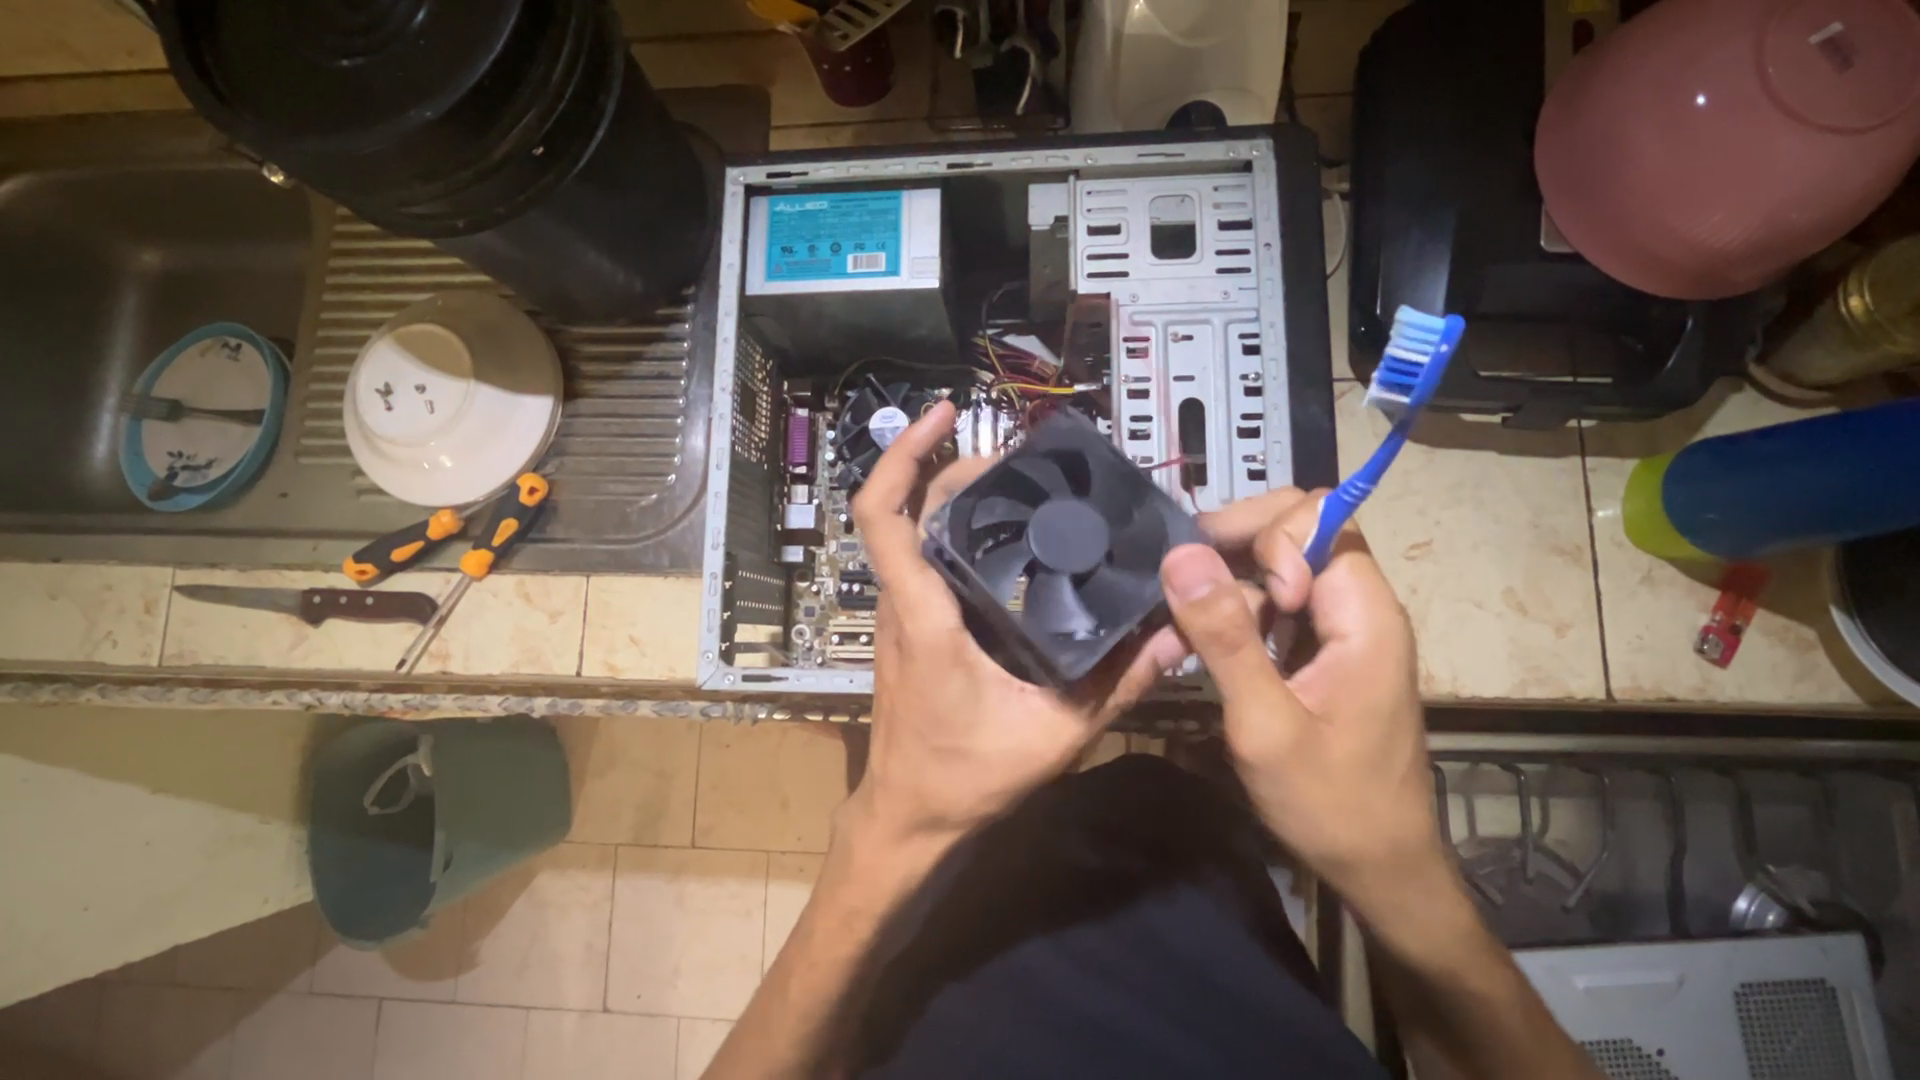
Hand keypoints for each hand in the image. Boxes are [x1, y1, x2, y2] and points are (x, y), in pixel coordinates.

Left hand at [843, 400, 1171, 852]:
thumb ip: (1119, 683)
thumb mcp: (1056, 733)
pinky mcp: (908, 626)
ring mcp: (900, 614)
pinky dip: (948, 527)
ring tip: (1013, 481)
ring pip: (908, 531)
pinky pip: (918, 558)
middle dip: (947, 465)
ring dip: (946, 493)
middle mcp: (903, 603)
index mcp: (924, 616)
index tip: (943, 415)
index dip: (904, 454)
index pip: (884, 517)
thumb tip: (1175, 633)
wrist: (909, 815)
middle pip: (903, 508)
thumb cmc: (967, 778)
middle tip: (1014, 458)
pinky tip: (1001, 533)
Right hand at [1164, 490, 1455, 923]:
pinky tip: (1215, 641)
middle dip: (1240, 545)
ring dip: (1236, 579)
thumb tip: (1180, 556)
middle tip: (1194, 591)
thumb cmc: (1328, 803)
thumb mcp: (1264, 724)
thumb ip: (1224, 637)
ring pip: (1287, 561)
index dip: (1266, 540)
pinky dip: (1244, 605)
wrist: (1378, 865)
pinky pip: (1284, 600)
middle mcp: (1362, 607)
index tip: (1237, 597)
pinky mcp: (1329, 650)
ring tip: (1196, 623)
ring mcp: (1346, 628)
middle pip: (1302, 528)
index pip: (1318, 518)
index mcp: (1365, 615)